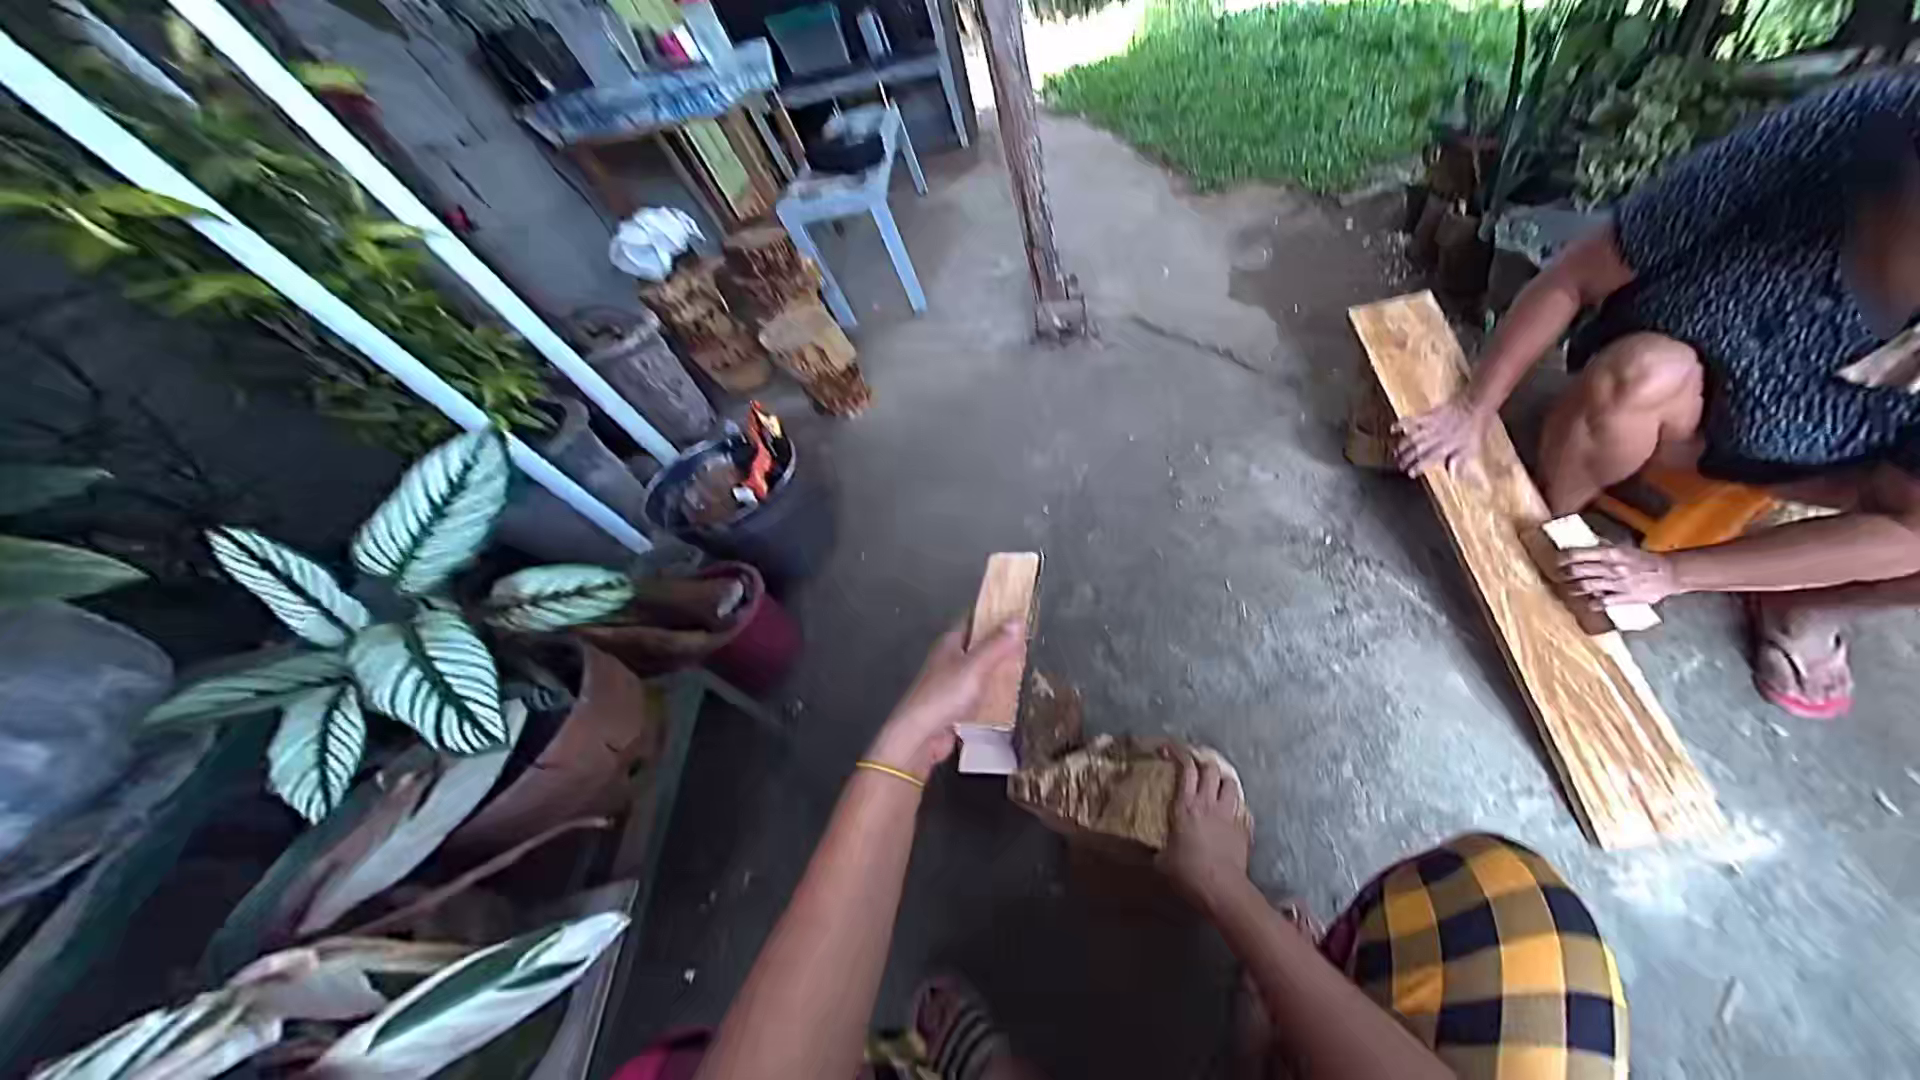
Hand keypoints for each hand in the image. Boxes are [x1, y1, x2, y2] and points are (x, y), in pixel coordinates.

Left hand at [863, 621, 1025, 780]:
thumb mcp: (975, 666)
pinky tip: (1006, 697)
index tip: (1016, 613)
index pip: (973, 619)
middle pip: (976, 645)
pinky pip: (977, 692)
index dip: (993, 614)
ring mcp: (949, 682)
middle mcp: (948, 659)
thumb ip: (996, 644)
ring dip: (996, 669)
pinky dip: (991, 692)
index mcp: (950, 642)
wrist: (920, 735)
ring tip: (1021, 668)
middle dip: (998, 643)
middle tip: (1025, 643)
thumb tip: (1016, 619)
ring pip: (977, 669)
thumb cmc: (945, 694)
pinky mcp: (953, 704)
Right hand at [1156, 750, 1251, 912]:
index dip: (1179, 753)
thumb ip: (1158, 850)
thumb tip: (1152, 853)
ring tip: (1217, 783)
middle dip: (1204, 764)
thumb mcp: (1163, 860)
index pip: (1186, 768)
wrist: (1222, 888)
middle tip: (1197, 766)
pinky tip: (1230, 812)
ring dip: (1223, 780)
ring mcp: (1228, 815)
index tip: (1170, 749)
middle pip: (1211, 769)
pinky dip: (1235, 806)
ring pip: (1230, 784)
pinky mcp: (1243, 829)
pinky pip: (1241, 809)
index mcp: (1185, 805)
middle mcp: (1208, 803)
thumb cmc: (1187, 872)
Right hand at [1392, 396, 1491, 476]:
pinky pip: (1410, 420)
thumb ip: (1459, 461)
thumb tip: (1451, 476)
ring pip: (1411, 439)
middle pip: (1416, 451)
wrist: (1475, 406)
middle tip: (1399, 465)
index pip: (1427, 460)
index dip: (1417, 468)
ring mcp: (1429, 427)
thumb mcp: (1471, 448)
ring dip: (1402, 447)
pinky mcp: (1426, 416)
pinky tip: (1393, 430)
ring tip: (1396, 453)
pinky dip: (1400, 425)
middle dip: (1406, 459)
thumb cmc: (1474, 428)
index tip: (1410, 474)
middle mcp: (1434, 439)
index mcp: (1446, 447)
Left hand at [1557, 546, 1684, 610]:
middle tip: (1560, 575)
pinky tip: (1588, 602)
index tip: (1557, 561)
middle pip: (1576, 571)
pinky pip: (1601, 602)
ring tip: (1569, 588)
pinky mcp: (1626, 597)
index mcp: (1612, 554)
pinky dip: (1590, 603)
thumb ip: (1602, 547)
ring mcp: (1619, 584)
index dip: (1562, 558)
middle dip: (1563, 574)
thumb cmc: (1644, 560)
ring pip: (1584, 587)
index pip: (1577, 555)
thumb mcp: (1623, 549)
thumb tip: (1579, 543)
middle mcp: (1613, 568)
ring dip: (1571, 588)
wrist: (1673, 573)